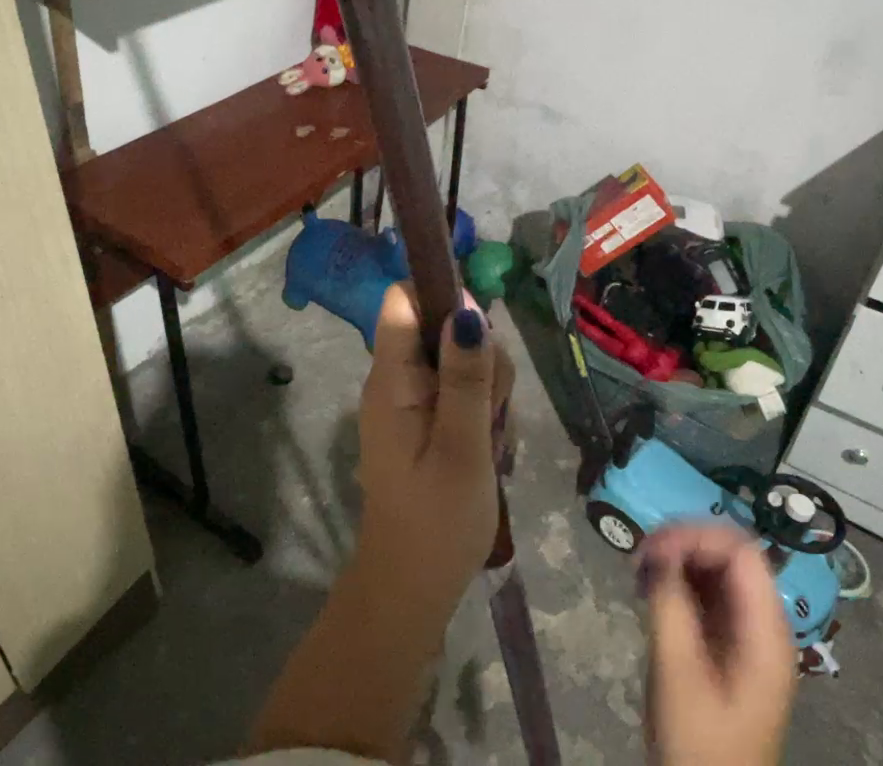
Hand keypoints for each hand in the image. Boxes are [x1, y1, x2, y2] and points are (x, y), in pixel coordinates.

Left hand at [353, 284, 511, 605]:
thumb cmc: (438, 519)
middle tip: (491, 415)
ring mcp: (409, 404)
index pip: (403, 302)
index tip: (482, 333)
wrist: (414, 586)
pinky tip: (487, 454)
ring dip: (487, 396)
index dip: (442, 296)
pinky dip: (480, 418)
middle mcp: (394, 382)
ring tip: (489, 444)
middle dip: (481, 362)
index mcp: (391, 379)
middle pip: (442, 331)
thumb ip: (467, 375)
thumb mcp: (463, 444)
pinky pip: (459, 397)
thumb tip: (466, 306)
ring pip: (459, 365)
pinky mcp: (424, 425)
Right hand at [641, 525, 795, 765]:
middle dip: (685, 544)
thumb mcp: (678, 672)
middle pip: (731, 556)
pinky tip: (650, 588)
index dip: (696, 536)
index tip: (652, 547)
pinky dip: (679, 582)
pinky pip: (708, 595)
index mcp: (765, 630)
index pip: (741, 551)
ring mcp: (747, 634)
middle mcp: (763, 624)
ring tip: (639, 570)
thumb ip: (670, 605)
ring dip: (679, 560)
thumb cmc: (699, 741)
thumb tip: (658, 552)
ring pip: (717, 572)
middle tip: (640, 554)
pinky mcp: (727, 644)